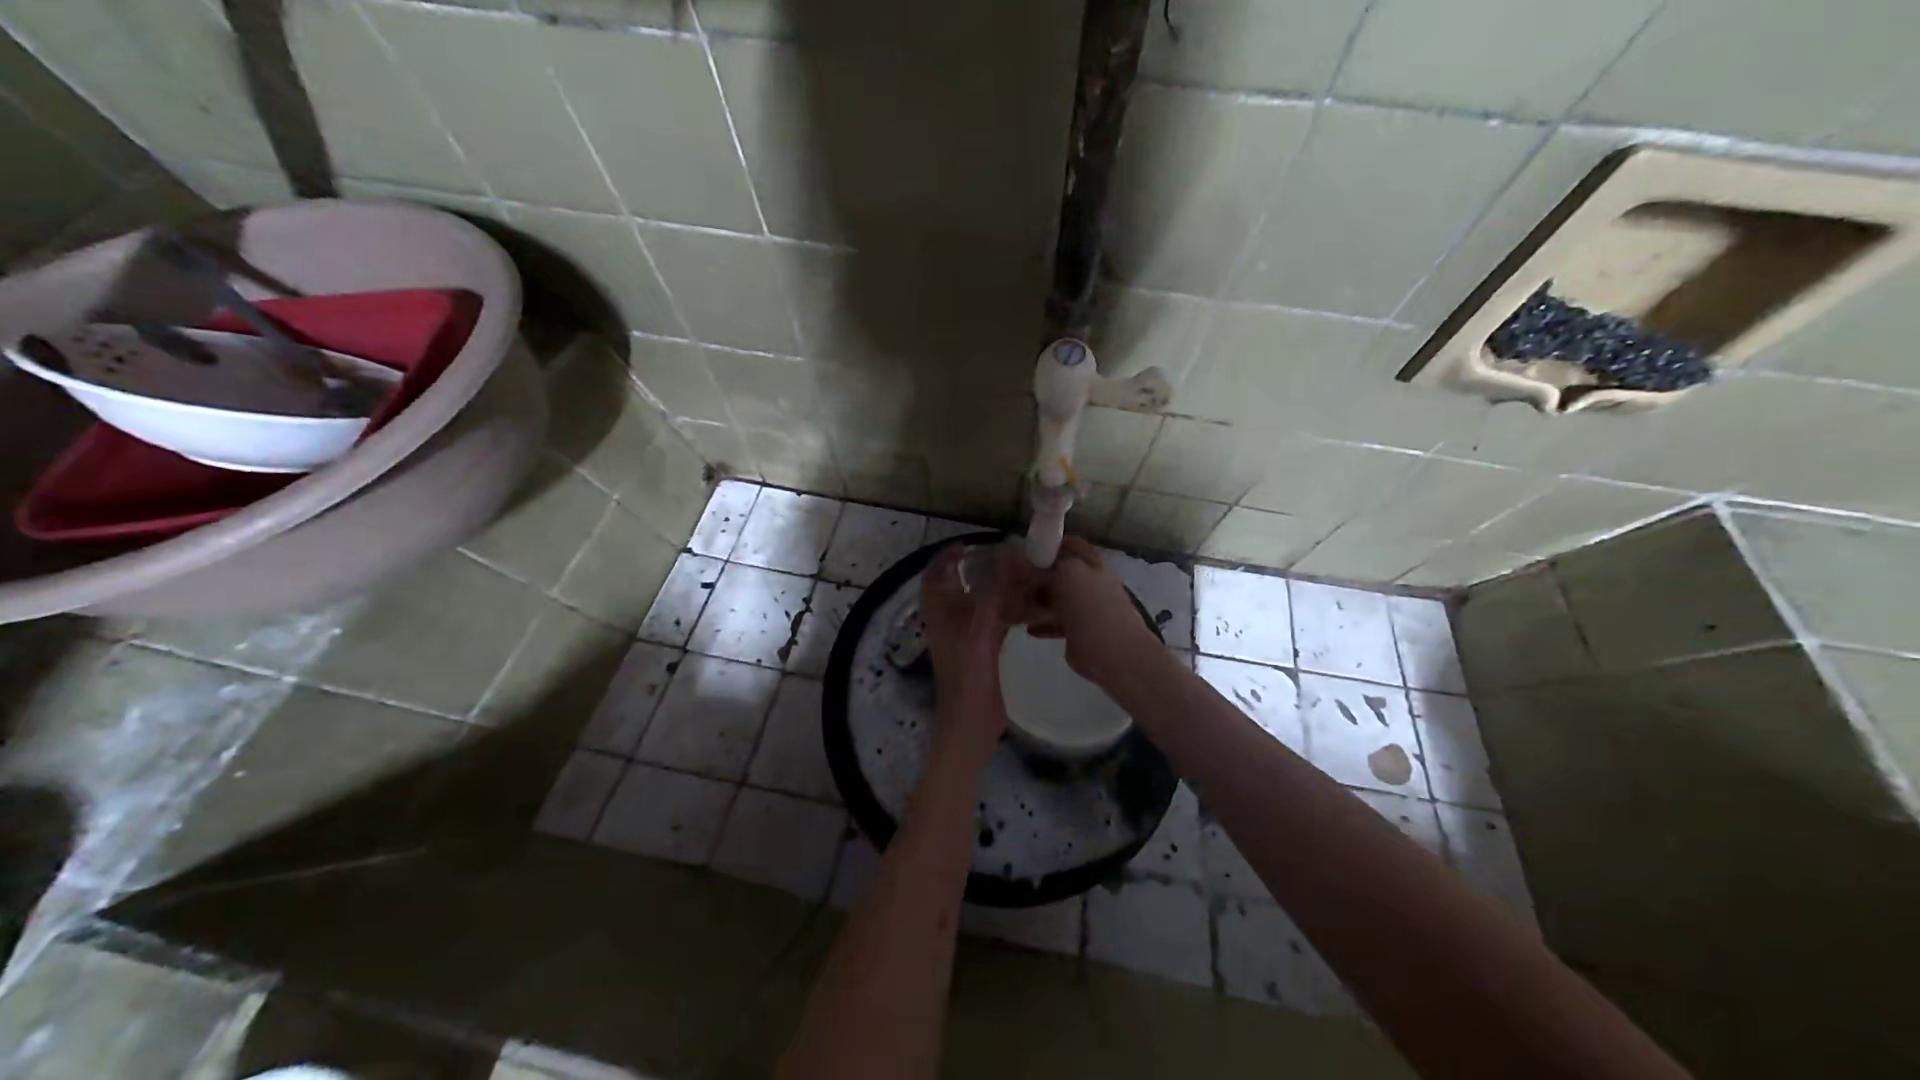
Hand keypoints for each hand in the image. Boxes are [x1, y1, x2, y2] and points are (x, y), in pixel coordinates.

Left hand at [919, 541, 1033, 682]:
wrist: (970, 720)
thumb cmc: (970, 672)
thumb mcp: (983, 625)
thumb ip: (997, 588)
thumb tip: (1009, 552)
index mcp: (939, 612)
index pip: (934, 575)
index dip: (947, 557)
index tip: (968, 544)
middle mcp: (946, 622)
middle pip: (955, 588)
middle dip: (974, 571)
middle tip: (1001, 558)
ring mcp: (961, 639)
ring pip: (972, 605)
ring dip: (990, 591)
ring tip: (1017, 577)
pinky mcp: (977, 653)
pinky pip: (987, 623)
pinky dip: (1002, 611)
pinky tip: (1024, 608)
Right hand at [1030, 537, 1160, 684]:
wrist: (1115, 653)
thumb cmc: (1091, 608)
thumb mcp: (1068, 576)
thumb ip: (1053, 567)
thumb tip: (1038, 566)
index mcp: (1092, 567)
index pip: (1074, 547)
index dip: (1055, 545)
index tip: (1032, 549)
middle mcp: (1092, 585)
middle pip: (1065, 574)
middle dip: (1043, 576)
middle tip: (1017, 579)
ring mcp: (1088, 610)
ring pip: (1061, 600)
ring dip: (1042, 602)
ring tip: (1019, 605)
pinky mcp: (1082, 633)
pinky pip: (1059, 623)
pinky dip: (1045, 624)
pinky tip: (1030, 629)